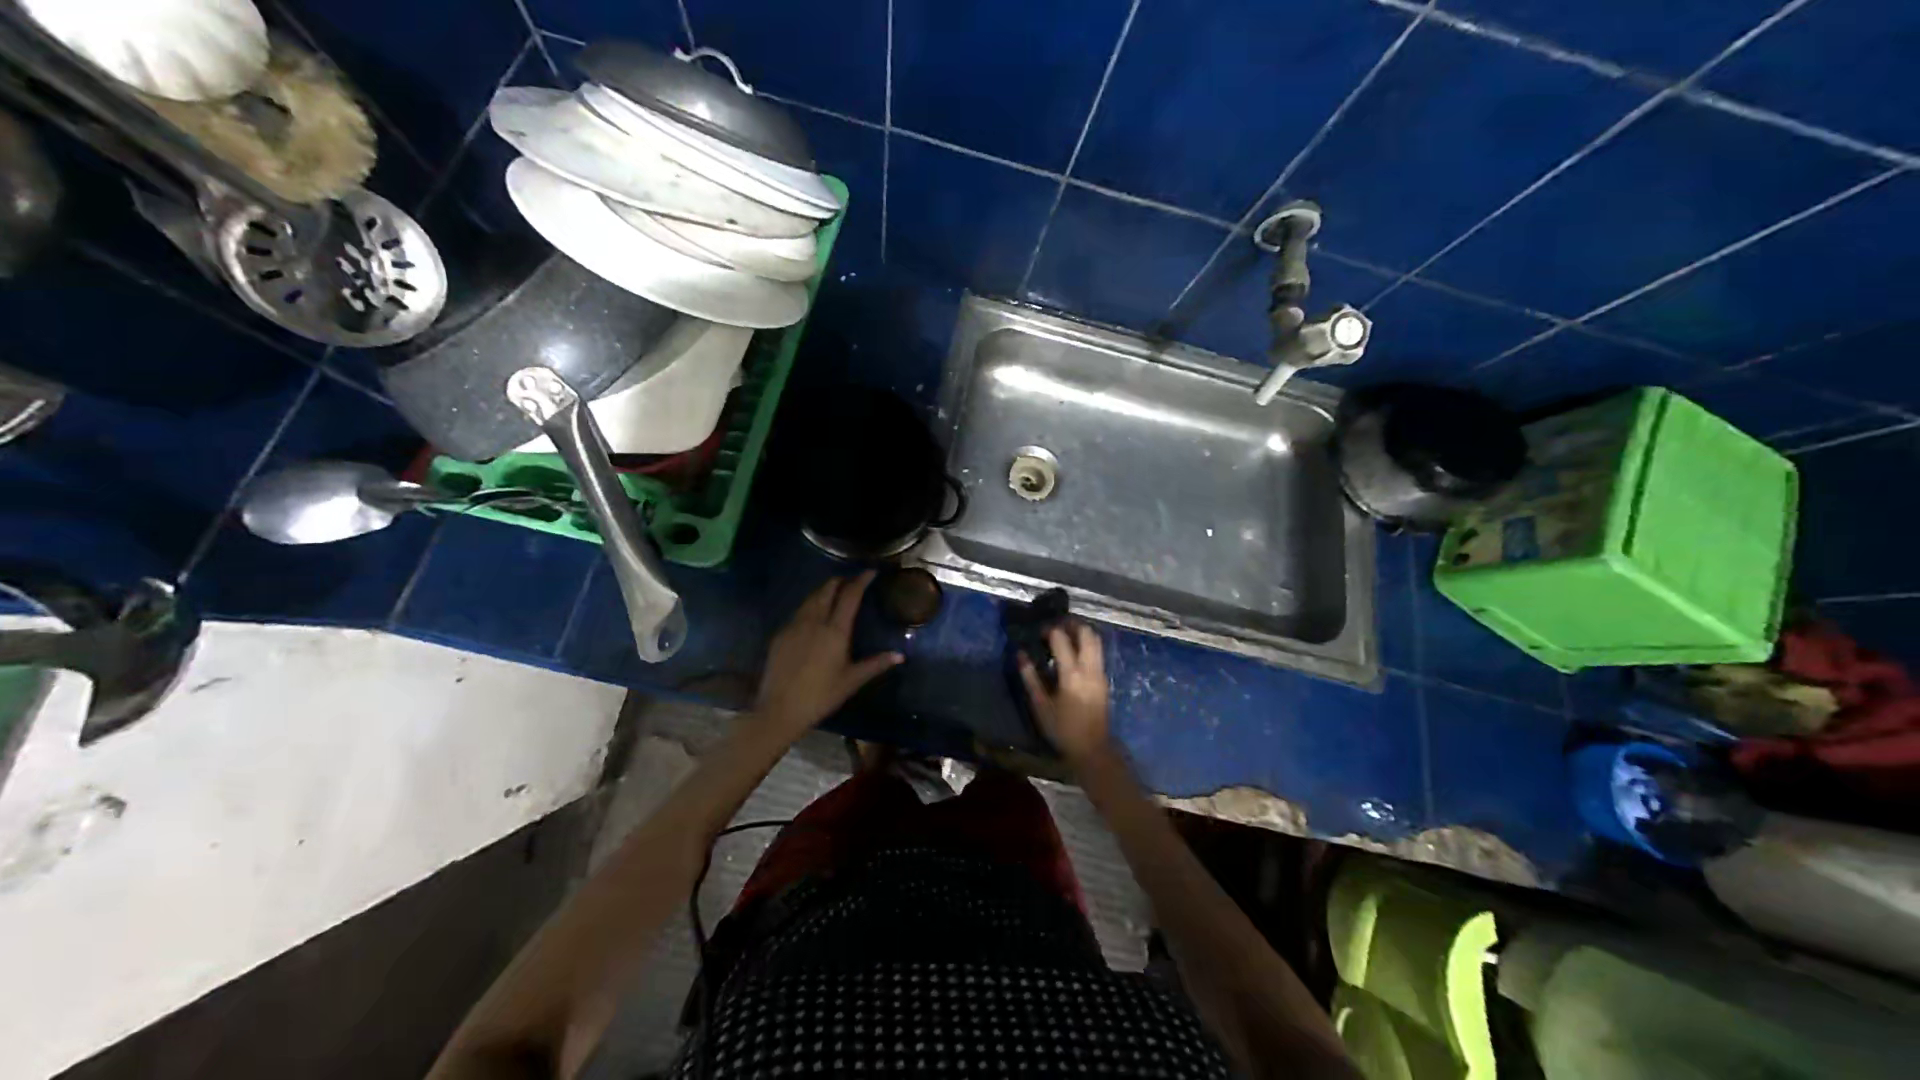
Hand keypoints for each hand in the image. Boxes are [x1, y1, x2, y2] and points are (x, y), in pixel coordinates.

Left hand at [753, 572, 902, 737]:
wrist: (779, 710)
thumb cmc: (821, 696)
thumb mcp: (852, 680)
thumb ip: (876, 664)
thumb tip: (900, 655)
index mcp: (835, 630)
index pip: (850, 595)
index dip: (861, 580)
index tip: (870, 572)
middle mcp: (814, 621)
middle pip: (827, 589)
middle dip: (841, 581)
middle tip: (852, 581)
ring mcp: (794, 626)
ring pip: (811, 598)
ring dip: (824, 591)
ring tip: (835, 592)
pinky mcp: (780, 634)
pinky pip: (799, 611)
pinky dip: (811, 605)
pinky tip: (814, 615)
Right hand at [1018, 622, 1112, 763]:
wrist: (1092, 749)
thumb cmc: (1062, 729)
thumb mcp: (1041, 706)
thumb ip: (1030, 678)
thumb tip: (1021, 655)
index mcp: (1072, 675)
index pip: (1062, 639)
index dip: (1050, 630)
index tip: (1039, 631)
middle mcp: (1090, 669)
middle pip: (1087, 633)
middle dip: (1071, 624)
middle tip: (1055, 625)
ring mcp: (1100, 673)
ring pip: (1096, 640)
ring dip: (1081, 632)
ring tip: (1064, 634)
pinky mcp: (1104, 679)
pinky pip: (1098, 652)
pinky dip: (1086, 643)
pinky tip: (1073, 650)